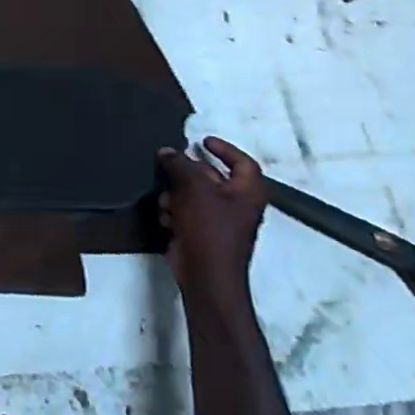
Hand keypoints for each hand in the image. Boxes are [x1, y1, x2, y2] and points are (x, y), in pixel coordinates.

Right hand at [157, 137, 266, 302]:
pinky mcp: (201, 234)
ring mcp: (220, 222)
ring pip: (194, 195)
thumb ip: (179, 165)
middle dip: (188, 172)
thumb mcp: (193, 188)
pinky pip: (185, 213)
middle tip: (168, 163)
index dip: (225, 149)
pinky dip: (174, 213)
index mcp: (247, 192)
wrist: (205, 274)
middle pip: (212, 177)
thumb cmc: (208, 226)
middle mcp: (238, 205)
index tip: (203, 141)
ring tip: (167, 201)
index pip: (243, 162)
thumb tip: (167, 152)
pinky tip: (166, 219)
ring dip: (176, 195)